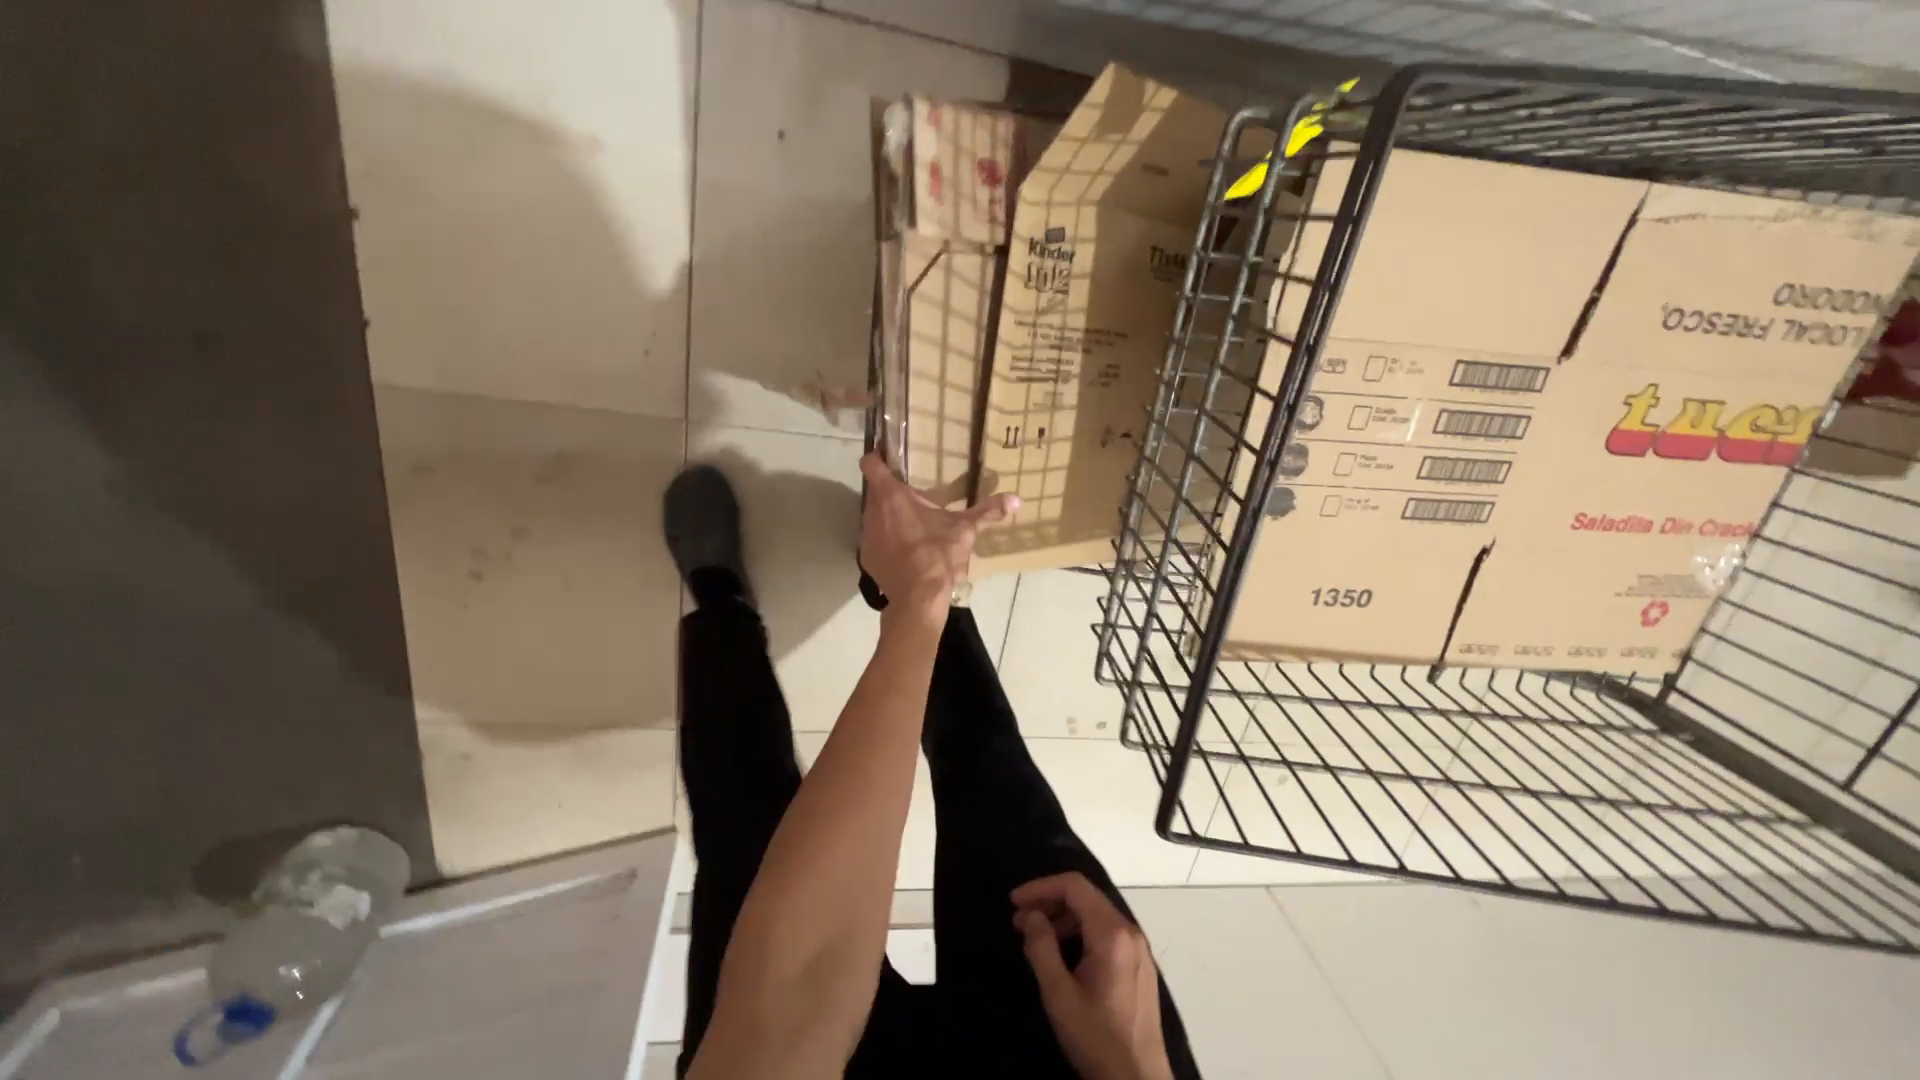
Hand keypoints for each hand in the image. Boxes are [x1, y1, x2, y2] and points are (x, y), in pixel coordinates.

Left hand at [858, 453, 1015, 622]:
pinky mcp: (866, 557)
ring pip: (874, 515)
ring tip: (911, 524)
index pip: (871, 463)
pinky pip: (875, 540)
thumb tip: (1016, 499)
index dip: (876, 456)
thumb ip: (987, 511)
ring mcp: (866, 536)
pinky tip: (905, 550)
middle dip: (891, 491)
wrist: (918, 597)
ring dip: (888, 516)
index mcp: (892, 496)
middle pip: (875, 491)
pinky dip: (886, 541)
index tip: (887, 456)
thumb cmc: (938, 554)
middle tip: (913, 495)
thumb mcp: (965, 530)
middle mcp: (872, 511)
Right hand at [1013, 873, 1173, 1079]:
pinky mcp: (1139, 966)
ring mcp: (1138, 949)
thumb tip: (1031, 915)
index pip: (1074, 886)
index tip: (1014, 903)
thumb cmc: (1097, 1038)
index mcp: (1112, 934)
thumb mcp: (1059, 995)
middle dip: (1050, 902)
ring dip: (1063, 919)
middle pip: (1086, 897)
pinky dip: (1080, 933)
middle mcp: (1130, 932)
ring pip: (1096, 915)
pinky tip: (1062, 955)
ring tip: (1036, 939)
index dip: (1040, 887)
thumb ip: (1041, 948)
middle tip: (1019, 922)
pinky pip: (1107, 934)